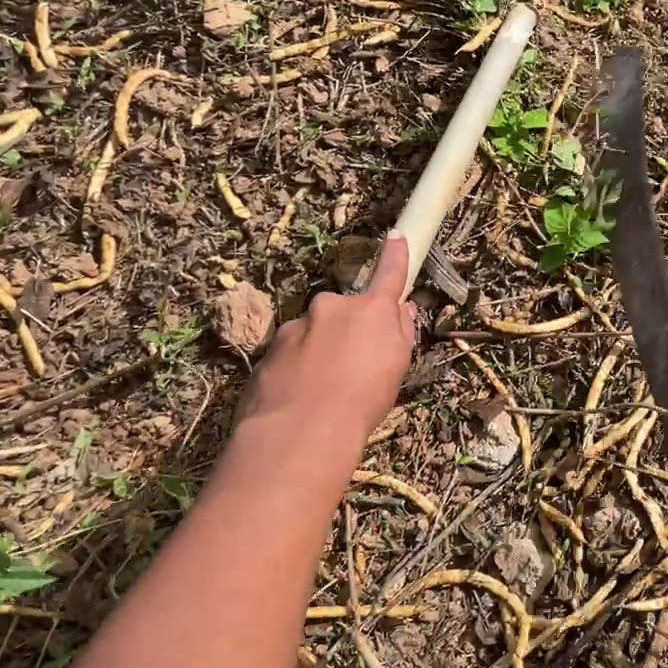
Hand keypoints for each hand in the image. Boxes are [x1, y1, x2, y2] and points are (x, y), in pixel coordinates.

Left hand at [240, 233, 417, 442]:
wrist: (300, 431)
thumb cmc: (365, 396)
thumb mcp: (398, 365)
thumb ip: (400, 333)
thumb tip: (400, 312)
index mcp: (371, 308)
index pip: (389, 274)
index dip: (395, 255)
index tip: (395, 236)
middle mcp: (332, 307)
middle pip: (345, 310)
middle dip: (349, 328)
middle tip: (356, 363)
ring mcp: (296, 327)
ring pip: (315, 332)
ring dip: (321, 349)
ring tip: (325, 387)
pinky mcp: (267, 350)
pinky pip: (291, 352)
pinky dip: (298, 367)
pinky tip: (301, 395)